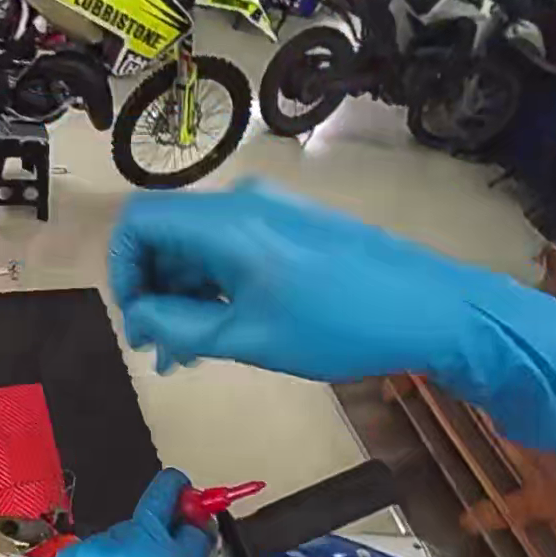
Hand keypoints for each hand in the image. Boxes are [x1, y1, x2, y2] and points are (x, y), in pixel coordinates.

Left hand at [0, 469, 240, 556]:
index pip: (197, 525)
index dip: (205, 532)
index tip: (205, 546)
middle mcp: (131, 545)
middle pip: (160, 496)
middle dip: (178, 500)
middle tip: (183, 526)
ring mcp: (95, 547)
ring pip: (131, 525)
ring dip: (144, 541)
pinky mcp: (68, 556)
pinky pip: (104, 545)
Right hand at [108, 181, 555, 461]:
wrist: (433, 308)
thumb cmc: (337, 324)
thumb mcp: (248, 336)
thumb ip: (179, 327)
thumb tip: (137, 321)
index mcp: (225, 223)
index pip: (137, 224)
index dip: (122, 271)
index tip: (137, 320)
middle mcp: (239, 203)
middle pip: (164, 237)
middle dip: (151, 293)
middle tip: (158, 348)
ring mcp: (264, 212)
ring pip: (195, 249)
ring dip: (180, 297)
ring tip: (185, 352)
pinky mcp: (284, 227)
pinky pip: (226, 252)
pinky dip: (210, 288)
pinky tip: (215, 329)